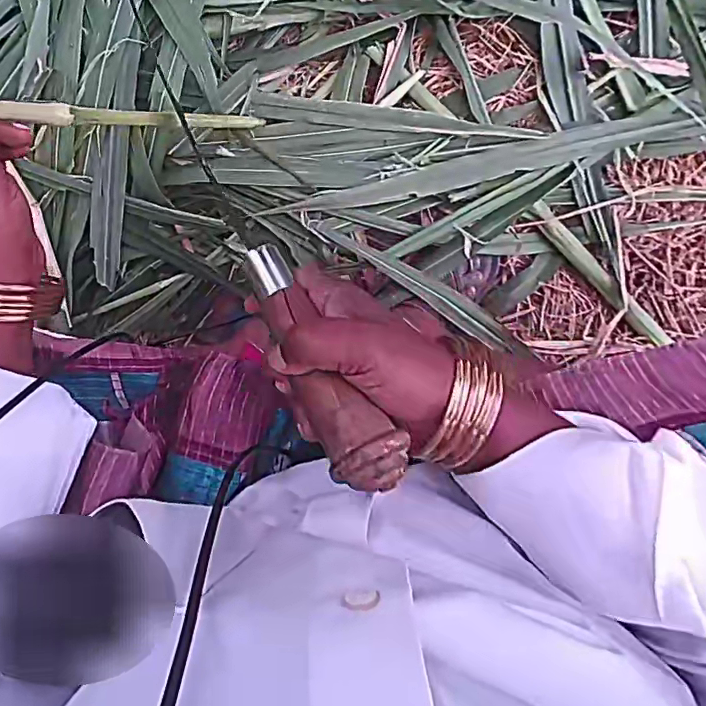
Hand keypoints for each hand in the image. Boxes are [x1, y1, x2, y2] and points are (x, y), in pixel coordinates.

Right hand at [263, 265, 458, 440]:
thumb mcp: (362, 347)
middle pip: (284, 334)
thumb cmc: (415, 373)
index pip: (295, 283)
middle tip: (290, 375)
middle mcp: (334, 330)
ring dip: (294, 390)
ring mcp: (337, 363)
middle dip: (279, 358)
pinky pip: (310, 398)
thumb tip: (276, 353)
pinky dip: (309, 412)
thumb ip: (312, 341)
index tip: (254, 313)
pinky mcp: (342, 392)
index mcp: (338, 304)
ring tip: (311, 404)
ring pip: (293, 370)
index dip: (272, 292)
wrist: (450, 418)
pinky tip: (319, 421)